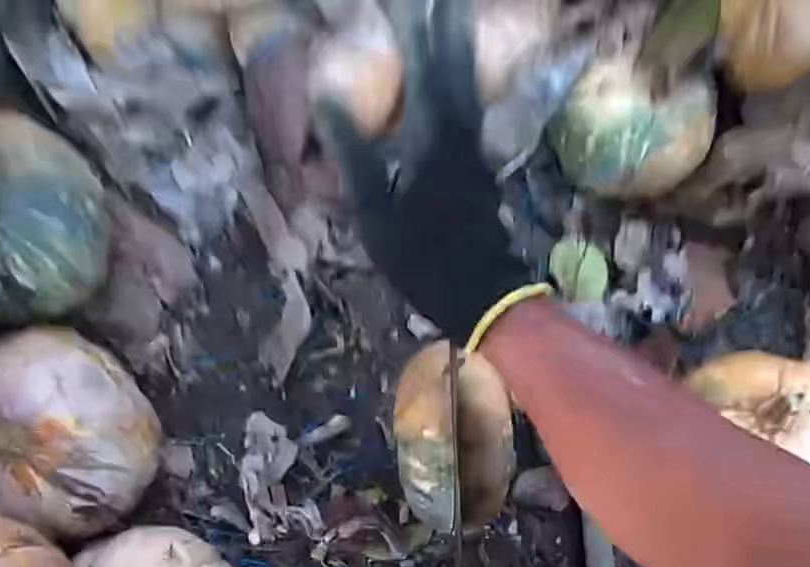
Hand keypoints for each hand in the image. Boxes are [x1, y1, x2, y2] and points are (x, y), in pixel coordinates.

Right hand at [317, 0, 531, 341]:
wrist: (480, 295)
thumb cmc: (423, 259)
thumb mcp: (375, 213)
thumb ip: (353, 151)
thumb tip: (327, 95)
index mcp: (433, 134)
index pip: (423, 58)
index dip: (410, 17)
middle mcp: (461, 131)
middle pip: (456, 58)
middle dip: (444, 18)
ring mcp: (477, 151)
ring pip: (468, 83)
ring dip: (455, 46)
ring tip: (442, 21)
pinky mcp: (482, 170)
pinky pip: (469, 112)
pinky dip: (458, 84)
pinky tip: (448, 84)